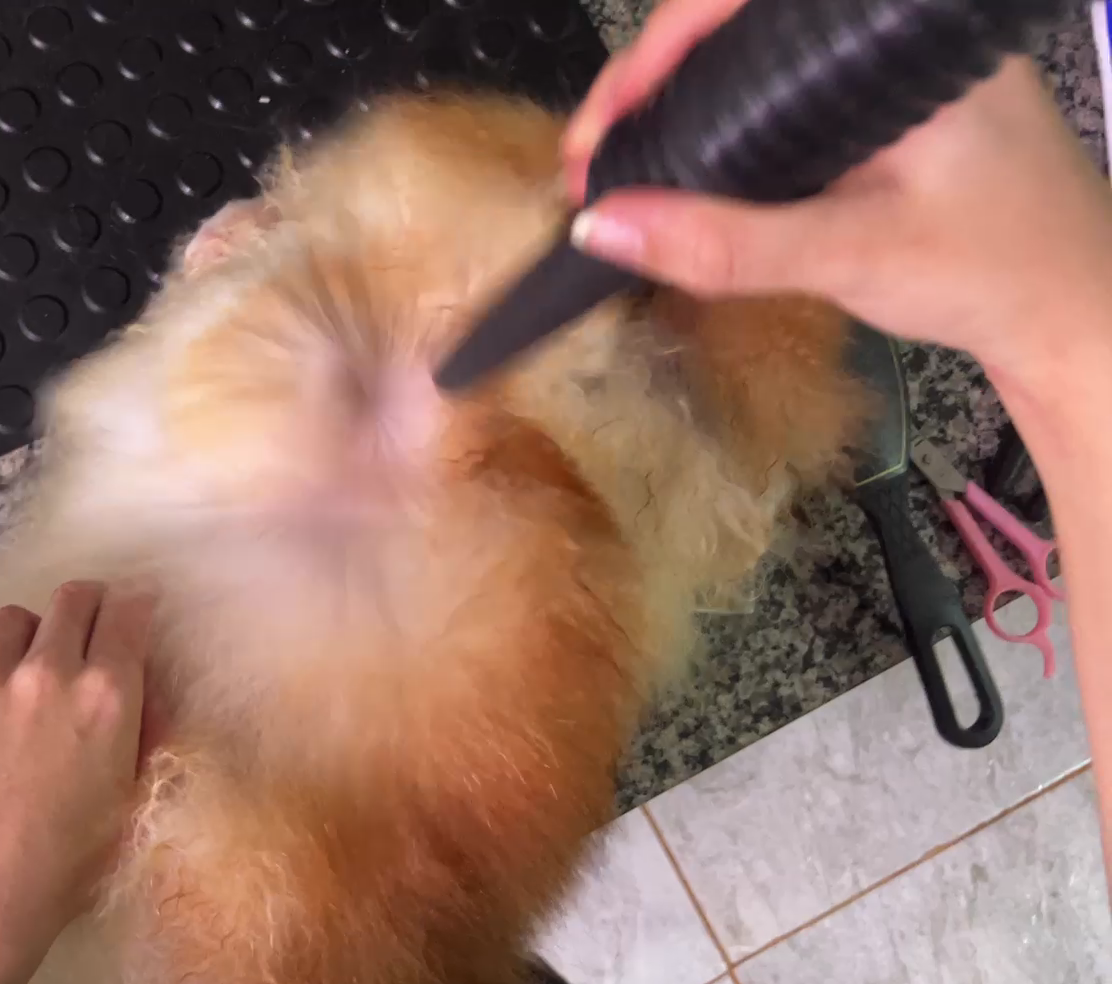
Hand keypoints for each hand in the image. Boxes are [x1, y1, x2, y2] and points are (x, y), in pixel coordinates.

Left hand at [0, 582, 155, 953]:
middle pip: (73, 598)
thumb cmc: (67, 859)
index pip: (127, 613)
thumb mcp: (128, 795)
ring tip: (19, 666)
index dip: (133, 607)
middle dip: (87, 606)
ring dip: (26, 635)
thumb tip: (142, 681)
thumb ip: (142, 728)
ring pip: (12, 617)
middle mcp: (47, 672)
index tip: (128, 615)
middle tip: (81, 630)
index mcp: (105, 695)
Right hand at [560, 0, 1111, 383]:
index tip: (596, 125)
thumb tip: (599, 228)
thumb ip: (723, 244)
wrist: (1050, 303)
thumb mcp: (845, 254)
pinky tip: (651, 171)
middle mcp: (874, 42)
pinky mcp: (840, 119)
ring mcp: (856, 81)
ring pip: (727, 73)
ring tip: (599, 169)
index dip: (658, 48)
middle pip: (725, 33)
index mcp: (895, 35)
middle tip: (582, 159)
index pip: (748, 2)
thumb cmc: (985, 265)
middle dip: (636, 87)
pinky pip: (742, 110)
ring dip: (651, 114)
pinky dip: (682, 137)